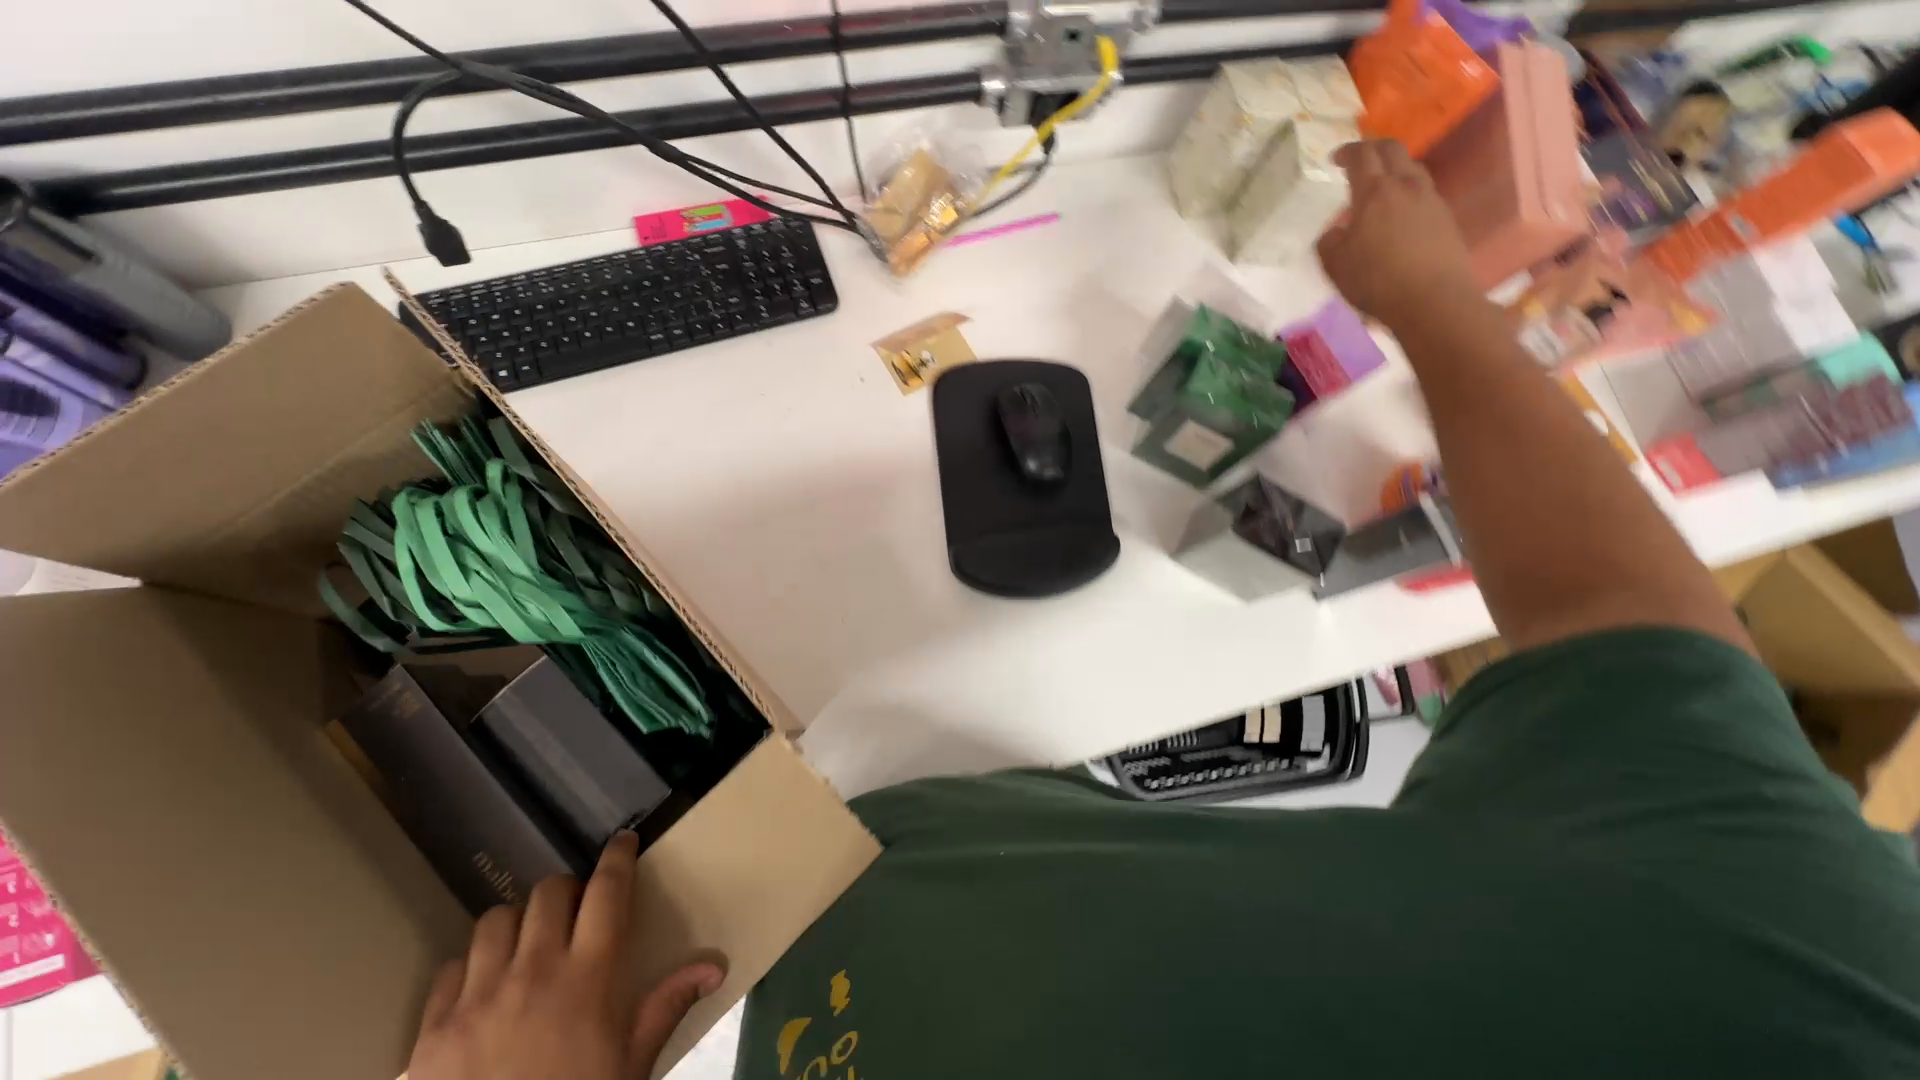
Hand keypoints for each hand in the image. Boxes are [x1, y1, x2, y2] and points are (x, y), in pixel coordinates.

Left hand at [407, 831, 724, 1079]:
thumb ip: (665, 1007)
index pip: (607, 893)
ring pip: (494, 920)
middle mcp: (532, 972)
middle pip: (548, 893)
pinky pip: (449, 969)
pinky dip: (469, 968)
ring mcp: (477, 998)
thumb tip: (716, 966)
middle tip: (576, 912)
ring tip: (526, 946)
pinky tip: (482, 991)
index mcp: (588, 978)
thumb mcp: (630, 1066)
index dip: (617, 859)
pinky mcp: (433, 1029)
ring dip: (516, 924)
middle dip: (567, 892)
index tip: (623, 842)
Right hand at [1316, 140, 1485, 331]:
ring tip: (1381, 185)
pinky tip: (1399, 213)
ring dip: (1394, 168)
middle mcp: (1405, 187)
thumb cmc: (1376, 282)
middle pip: (1392, 150)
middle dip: (1373, 148)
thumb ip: (1329, 242)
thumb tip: (1336, 231)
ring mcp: (1430, 200)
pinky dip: (1407, 192)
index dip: (1347, 152)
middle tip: (1358, 158)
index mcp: (1374, 193)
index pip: (1361, 156)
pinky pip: (1423, 193)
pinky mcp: (1445, 218)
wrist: (1433, 301)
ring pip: (1412, 168)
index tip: (1335, 159)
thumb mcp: (1335, 266)